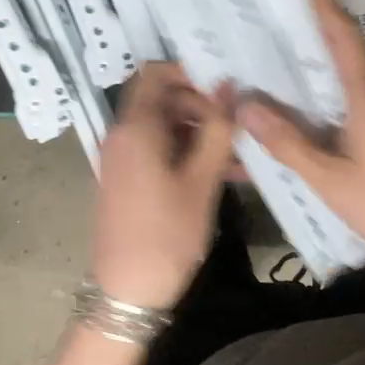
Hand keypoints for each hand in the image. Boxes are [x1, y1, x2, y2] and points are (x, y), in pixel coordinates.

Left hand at [89, 63, 235, 310]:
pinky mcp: (128, 181)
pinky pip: (160, 153)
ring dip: (202, 136)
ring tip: (242, 158)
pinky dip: (188, 156)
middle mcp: (121, 136)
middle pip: (163, 100)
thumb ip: (217, 129)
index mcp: (135, 129)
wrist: (127, 291)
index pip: (156, 73)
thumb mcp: (202, 181)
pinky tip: (225, 176)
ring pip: (166, 129)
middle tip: (241, 128)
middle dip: (204, 108)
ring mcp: (122, 160)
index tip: (227, 90)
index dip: (191, 73)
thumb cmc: (167, 234)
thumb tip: (228, 86)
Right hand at [236, 0, 364, 279]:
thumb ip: (285, 141)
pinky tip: (312, 100)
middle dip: (312, 29)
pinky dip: (336, 83)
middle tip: (270, 22)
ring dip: (324, 58)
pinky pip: (364, 88)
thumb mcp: (326, 177)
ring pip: (357, 67)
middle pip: (349, 45)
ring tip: (283, 56)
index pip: (344, 33)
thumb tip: (244, 106)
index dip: (320, 3)